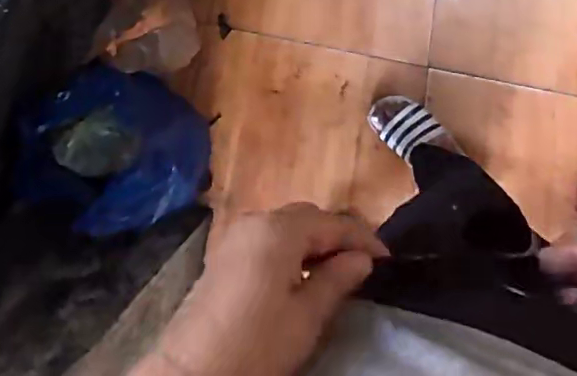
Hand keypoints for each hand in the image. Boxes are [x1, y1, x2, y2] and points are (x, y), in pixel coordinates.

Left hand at [145, 204, 387, 375]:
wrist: (189, 375)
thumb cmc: (255, 346)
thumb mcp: (304, 319)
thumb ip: (336, 281)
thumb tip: (361, 259)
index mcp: (279, 229)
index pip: (332, 222)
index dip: (362, 238)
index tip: (387, 258)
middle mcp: (257, 220)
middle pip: (308, 217)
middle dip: (337, 236)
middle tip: (364, 263)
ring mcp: (237, 235)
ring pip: (287, 226)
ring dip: (314, 242)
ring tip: (337, 270)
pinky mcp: (224, 254)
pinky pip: (268, 238)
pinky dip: (290, 249)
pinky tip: (301, 275)